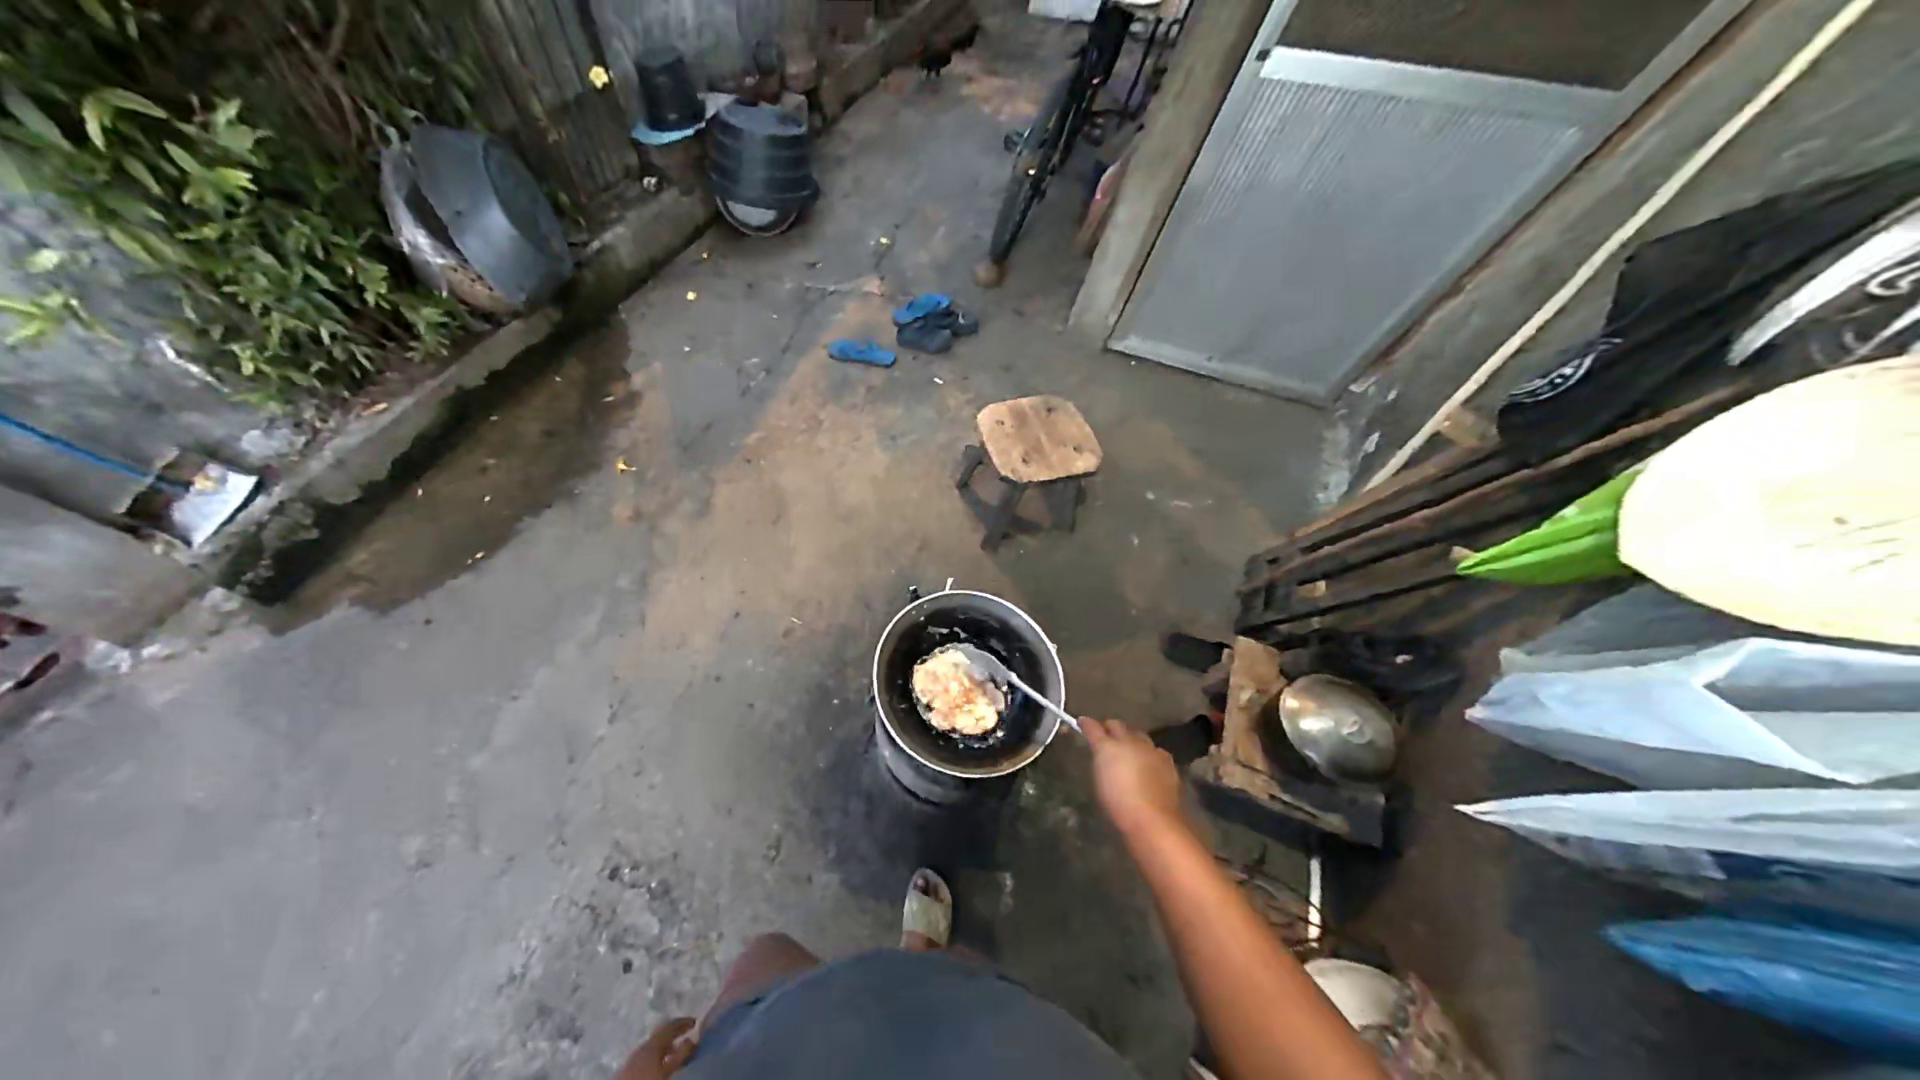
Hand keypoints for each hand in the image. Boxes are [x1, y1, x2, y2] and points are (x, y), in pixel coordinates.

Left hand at [616, 1017, 697, 1079]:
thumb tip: (692, 1040)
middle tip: (688, 1032)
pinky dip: (658, 1054)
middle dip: (675, 1033)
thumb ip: (681, 1055)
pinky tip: (662, 1063)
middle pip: (661, 1035)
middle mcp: (642, 1047)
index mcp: (652, 1044)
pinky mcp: (629, 1069)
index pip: (670, 1026)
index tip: (695, 1022)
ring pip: (654, 1045)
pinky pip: (647, 1054)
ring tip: (677, 1050)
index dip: (683, 1023)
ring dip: (666, 1045)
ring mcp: (634, 1058)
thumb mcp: (668, 1071)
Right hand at [1081, 718, 1182, 837]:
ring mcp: (1149, 748)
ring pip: (1137, 735)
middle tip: (1106, 737)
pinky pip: (1154, 750)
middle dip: (1110, 728)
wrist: (1152, 817)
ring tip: (1129, 751)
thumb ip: (1100, 762)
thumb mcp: (1100, 782)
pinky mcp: (1166, 759)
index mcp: (1107, 746)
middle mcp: (1128, 741)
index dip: (1086, 723)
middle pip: (1117, 725)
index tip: (1082, 722)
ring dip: (1130, 740)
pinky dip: (1149, 754)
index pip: (1093, 727)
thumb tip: (1102, 755)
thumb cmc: (1118, 804)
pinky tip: (1149, 765)